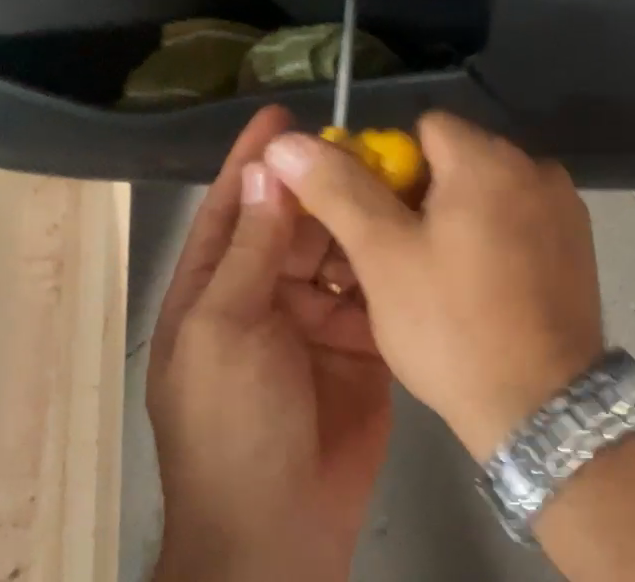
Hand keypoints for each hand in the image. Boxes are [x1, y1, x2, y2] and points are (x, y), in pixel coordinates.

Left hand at [148, 106, 393, 581]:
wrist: (282, 521)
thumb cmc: (234, 424)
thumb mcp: (225, 331)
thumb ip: (249, 251)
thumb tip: (265, 171)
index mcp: (213, 291)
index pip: (233, 210)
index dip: (253, 162)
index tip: (284, 113)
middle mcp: (265, 296)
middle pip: (296, 223)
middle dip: (326, 183)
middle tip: (371, 141)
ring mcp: (317, 319)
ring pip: (342, 249)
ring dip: (365, 215)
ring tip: (404, 173)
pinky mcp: (365, 339)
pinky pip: (378, 285)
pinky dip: (394, 257)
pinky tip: (420, 226)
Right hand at [264, 112, 605, 459]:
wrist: (540, 399)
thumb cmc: (451, 325)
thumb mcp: (384, 257)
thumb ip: (339, 190)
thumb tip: (289, 141)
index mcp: (491, 159)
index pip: (427, 128)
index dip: (392, 166)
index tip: (380, 221)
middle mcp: (537, 167)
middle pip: (463, 157)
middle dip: (427, 194)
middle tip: (405, 258)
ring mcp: (566, 204)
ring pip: (494, 191)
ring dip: (464, 217)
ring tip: (444, 279)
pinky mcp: (580, 239)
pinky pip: (525, 218)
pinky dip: (500, 236)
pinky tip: (486, 287)